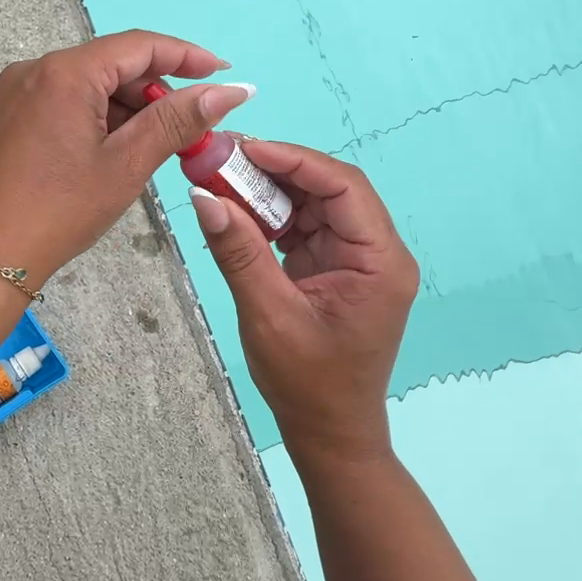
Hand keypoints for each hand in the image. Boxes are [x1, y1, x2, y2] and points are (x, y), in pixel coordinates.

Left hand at [0, 30, 255, 287]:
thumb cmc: (59, 211)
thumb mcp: (125, 165)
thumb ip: (177, 120)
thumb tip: (228, 91)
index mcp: (63, 73)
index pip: (138, 46)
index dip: (185, 56)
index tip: (221, 74)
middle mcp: (33, 70)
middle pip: (109, 64)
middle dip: (153, 91)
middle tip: (187, 129)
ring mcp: (12, 93)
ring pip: (84, 85)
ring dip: (123, 108)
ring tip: (149, 148)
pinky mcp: (3, 116)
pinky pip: (59, 101)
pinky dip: (92, 117)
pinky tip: (109, 151)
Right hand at [188, 142, 418, 468]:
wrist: (329, 431)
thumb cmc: (308, 381)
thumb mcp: (268, 315)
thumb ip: (238, 253)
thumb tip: (203, 197)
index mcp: (378, 261)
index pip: (343, 187)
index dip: (293, 160)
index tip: (242, 149)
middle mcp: (373, 252)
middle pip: (327, 189)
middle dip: (274, 170)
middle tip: (220, 159)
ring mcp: (353, 259)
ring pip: (311, 203)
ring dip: (267, 190)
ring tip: (218, 179)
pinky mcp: (332, 267)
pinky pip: (301, 226)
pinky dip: (267, 216)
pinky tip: (234, 211)